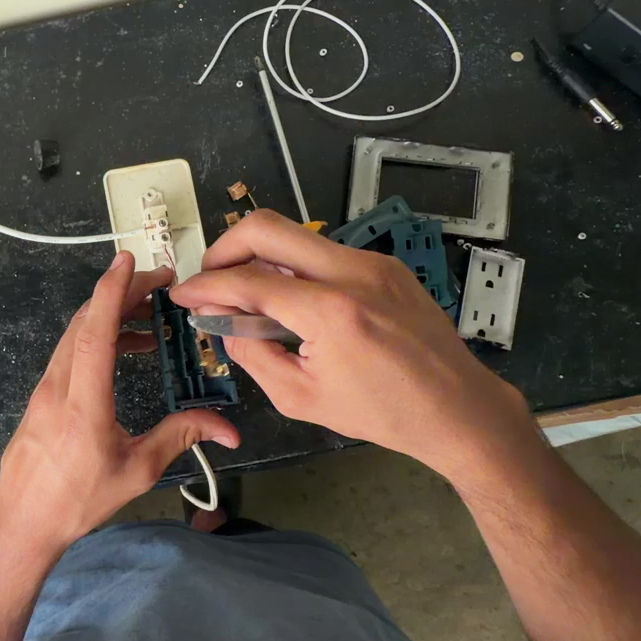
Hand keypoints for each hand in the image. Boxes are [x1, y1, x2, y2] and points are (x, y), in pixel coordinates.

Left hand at [0, 252, 239, 555]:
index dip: (112, 291)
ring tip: (150, 314)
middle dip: (122, 293)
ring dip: (110, 314)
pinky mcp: (42, 396)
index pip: (95, 332)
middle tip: (161, 284)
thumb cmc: (78, 500)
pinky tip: (124, 349)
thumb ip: (179, 438)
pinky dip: (96, 337)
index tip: (129, 261)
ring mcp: (45, 388)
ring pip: (75, 335)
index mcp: (83, 400)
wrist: (22, 520)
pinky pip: (70, 353)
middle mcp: (59, 384)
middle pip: (86, 323)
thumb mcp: (136, 471)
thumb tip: (229, 430)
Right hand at [169, 210, 534, 477]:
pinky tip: (289, 302)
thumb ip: (248, 352)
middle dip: (224, 248)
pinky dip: (291, 268)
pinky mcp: (384, 264)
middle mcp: (352, 272)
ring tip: (246, 297)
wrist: (458, 408)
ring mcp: (372, 262)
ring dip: (258, 257)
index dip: (204, 286)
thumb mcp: (297, 397)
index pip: (247, 281)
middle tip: (210, 279)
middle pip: (267, 226)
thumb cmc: (379, 413)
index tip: (182, 295)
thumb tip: (218, 319)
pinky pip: (321, 252)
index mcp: (330, 312)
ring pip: (294, 235)